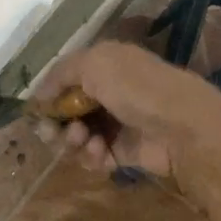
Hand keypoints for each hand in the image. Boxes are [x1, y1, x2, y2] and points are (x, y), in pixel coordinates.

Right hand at [34, 41, 205, 175]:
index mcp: (104, 67)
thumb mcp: (94, 63)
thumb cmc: (137, 88)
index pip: (64, 82)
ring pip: (76, 138)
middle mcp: (108, 94)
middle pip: (66, 114)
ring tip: (84, 140)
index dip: (48, 97)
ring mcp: (115, 125)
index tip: (38, 112)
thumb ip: (60, 74)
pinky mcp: (122, 153)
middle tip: (54, 132)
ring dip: (73, 141)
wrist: (182, 128)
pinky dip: (91, 157)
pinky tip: (101, 152)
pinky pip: (93, 157)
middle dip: (56, 124)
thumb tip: (38, 95)